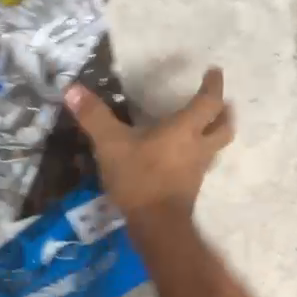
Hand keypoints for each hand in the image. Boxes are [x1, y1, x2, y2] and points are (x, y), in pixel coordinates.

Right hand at [65, 68, 234, 220]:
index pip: (208, 101)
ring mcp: (197, 169)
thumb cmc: (138, 178)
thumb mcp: (110, 144)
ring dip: (214, 134)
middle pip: (224, 126)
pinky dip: (197, 156)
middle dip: (224, 112)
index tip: (213, 71)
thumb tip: (72, 88)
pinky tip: (182, 158)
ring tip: (204, 128)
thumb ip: (93, 117)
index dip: (213, 85)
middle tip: (219, 103)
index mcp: (184, 129)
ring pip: (216, 147)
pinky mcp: (189, 188)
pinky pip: (200, 165)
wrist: (155, 224)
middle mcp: (198, 146)